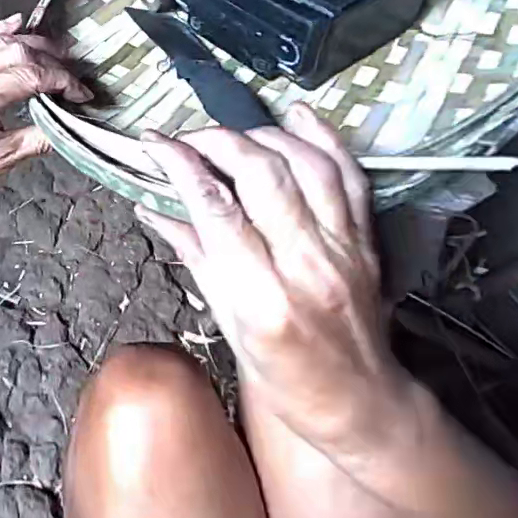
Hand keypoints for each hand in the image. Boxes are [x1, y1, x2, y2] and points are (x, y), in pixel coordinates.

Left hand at [0, 14, 90, 230]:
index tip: (80, 93)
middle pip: (17, 52)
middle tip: (74, 74)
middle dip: (52, 60)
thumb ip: (40, 138)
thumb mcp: (1, 161)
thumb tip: (69, 125)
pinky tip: (14, 24)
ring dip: (31, 43)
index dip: (62, 81)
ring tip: (57, 50)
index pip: (30, 76)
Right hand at [138, 107, 411, 458]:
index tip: (156, 144)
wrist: (361, 403)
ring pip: (306, 164)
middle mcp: (306, 263)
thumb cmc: (287, 379)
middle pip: (261, 175)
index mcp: (262, 297)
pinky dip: (323, 136)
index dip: (181, 165)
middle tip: (192, 137)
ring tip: (235, 134)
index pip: (215, 208)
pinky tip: (296, 114)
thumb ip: (194, 256)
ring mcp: (343, 246)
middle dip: (219, 142)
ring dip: (265, 136)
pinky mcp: (366, 239)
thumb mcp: (228, 327)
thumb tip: (151, 208)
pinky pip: (349, 174)